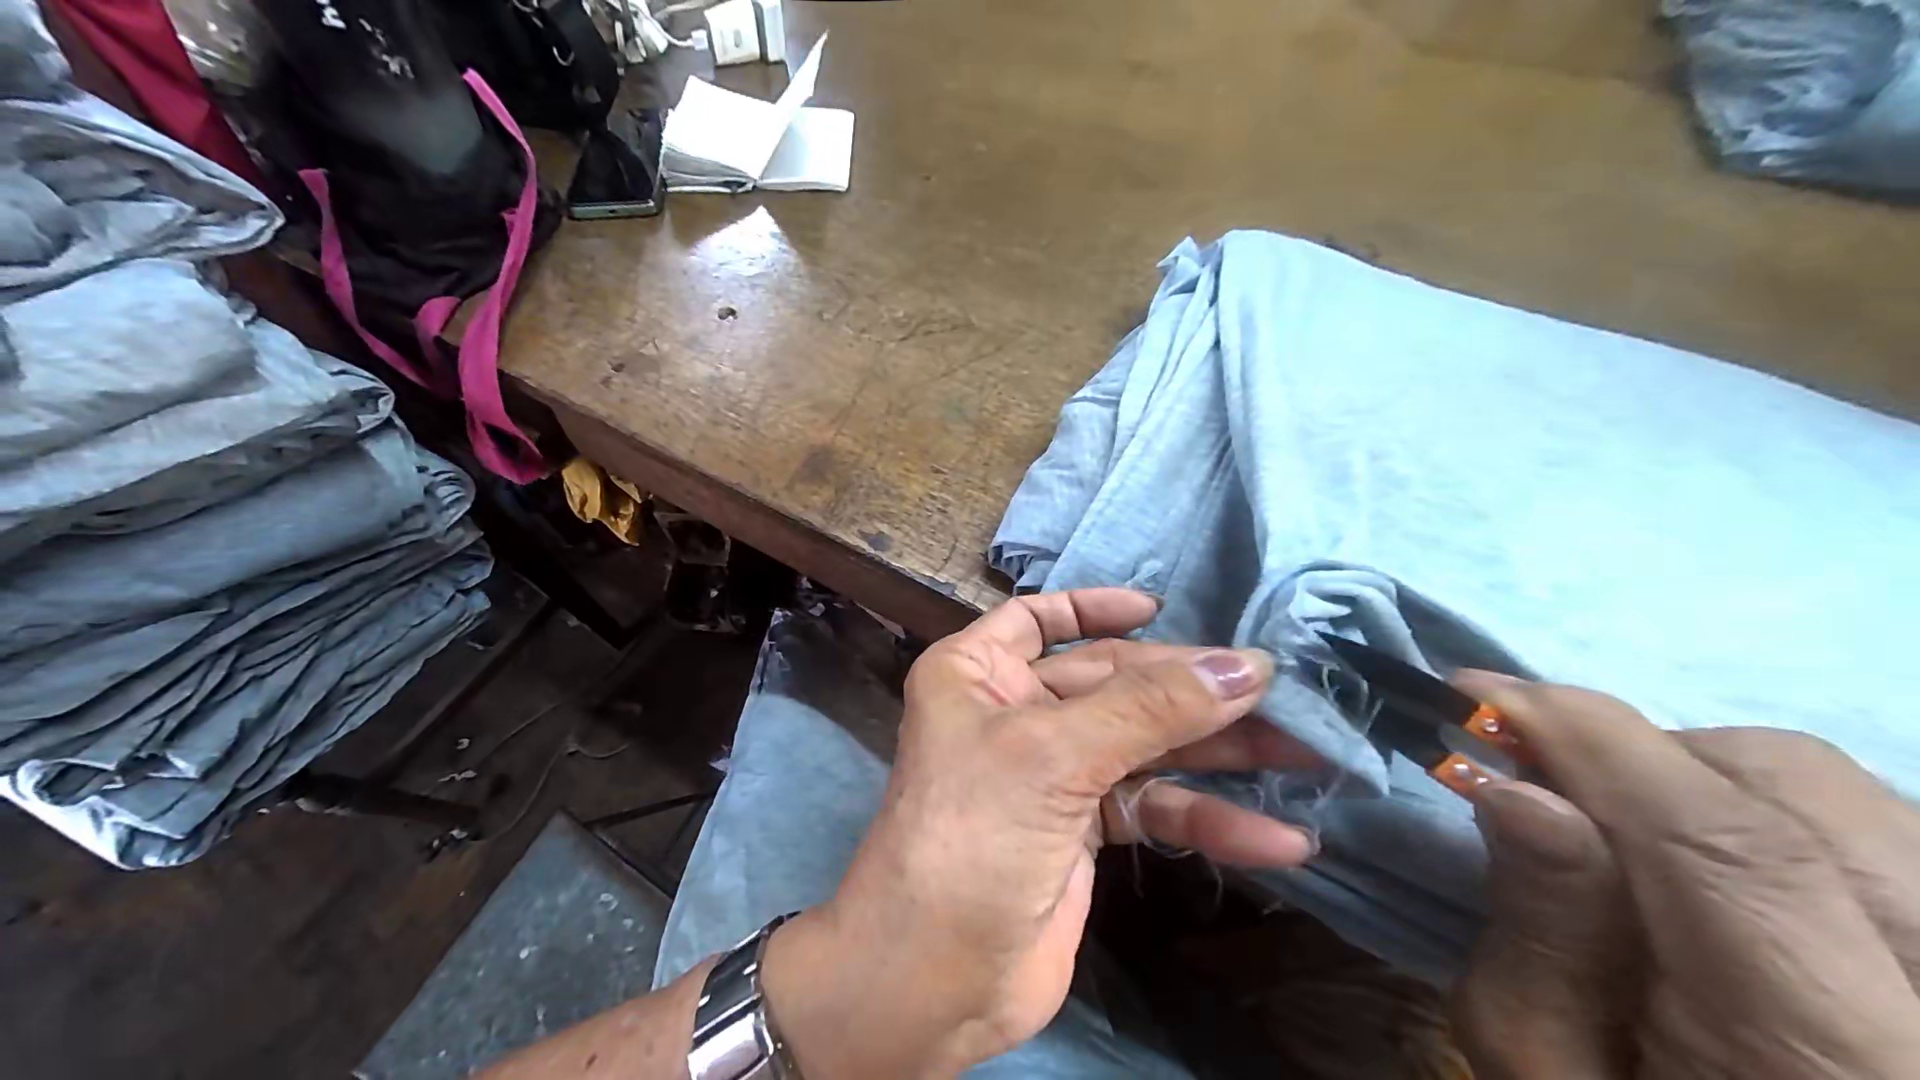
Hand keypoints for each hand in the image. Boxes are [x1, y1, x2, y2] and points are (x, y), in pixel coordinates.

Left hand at [760, 588, 1317, 1077]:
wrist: (934, 979)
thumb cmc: (973, 834)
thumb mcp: (1054, 755)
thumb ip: (1149, 709)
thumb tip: (1246, 666)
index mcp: (978, 672)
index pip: (1037, 617)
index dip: (1096, 607)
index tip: (1163, 607)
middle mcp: (1013, 710)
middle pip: (1112, 681)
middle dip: (1190, 692)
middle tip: (1279, 695)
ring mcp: (1051, 770)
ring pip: (1142, 743)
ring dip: (1216, 754)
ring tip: (1303, 756)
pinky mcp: (1082, 827)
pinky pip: (1151, 806)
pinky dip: (1206, 820)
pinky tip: (1274, 840)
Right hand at [1452, 673, 1919, 1078]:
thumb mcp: (1540, 1063)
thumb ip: (1536, 933)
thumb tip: (1511, 789)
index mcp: (1837, 1064)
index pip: (1722, 840)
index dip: (1588, 736)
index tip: (1474, 693)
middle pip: (1804, 790)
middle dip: (1635, 749)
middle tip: (1537, 770)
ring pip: (1853, 797)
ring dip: (1698, 776)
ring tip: (1619, 822)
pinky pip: (1882, 831)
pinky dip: (1764, 811)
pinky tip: (1703, 862)